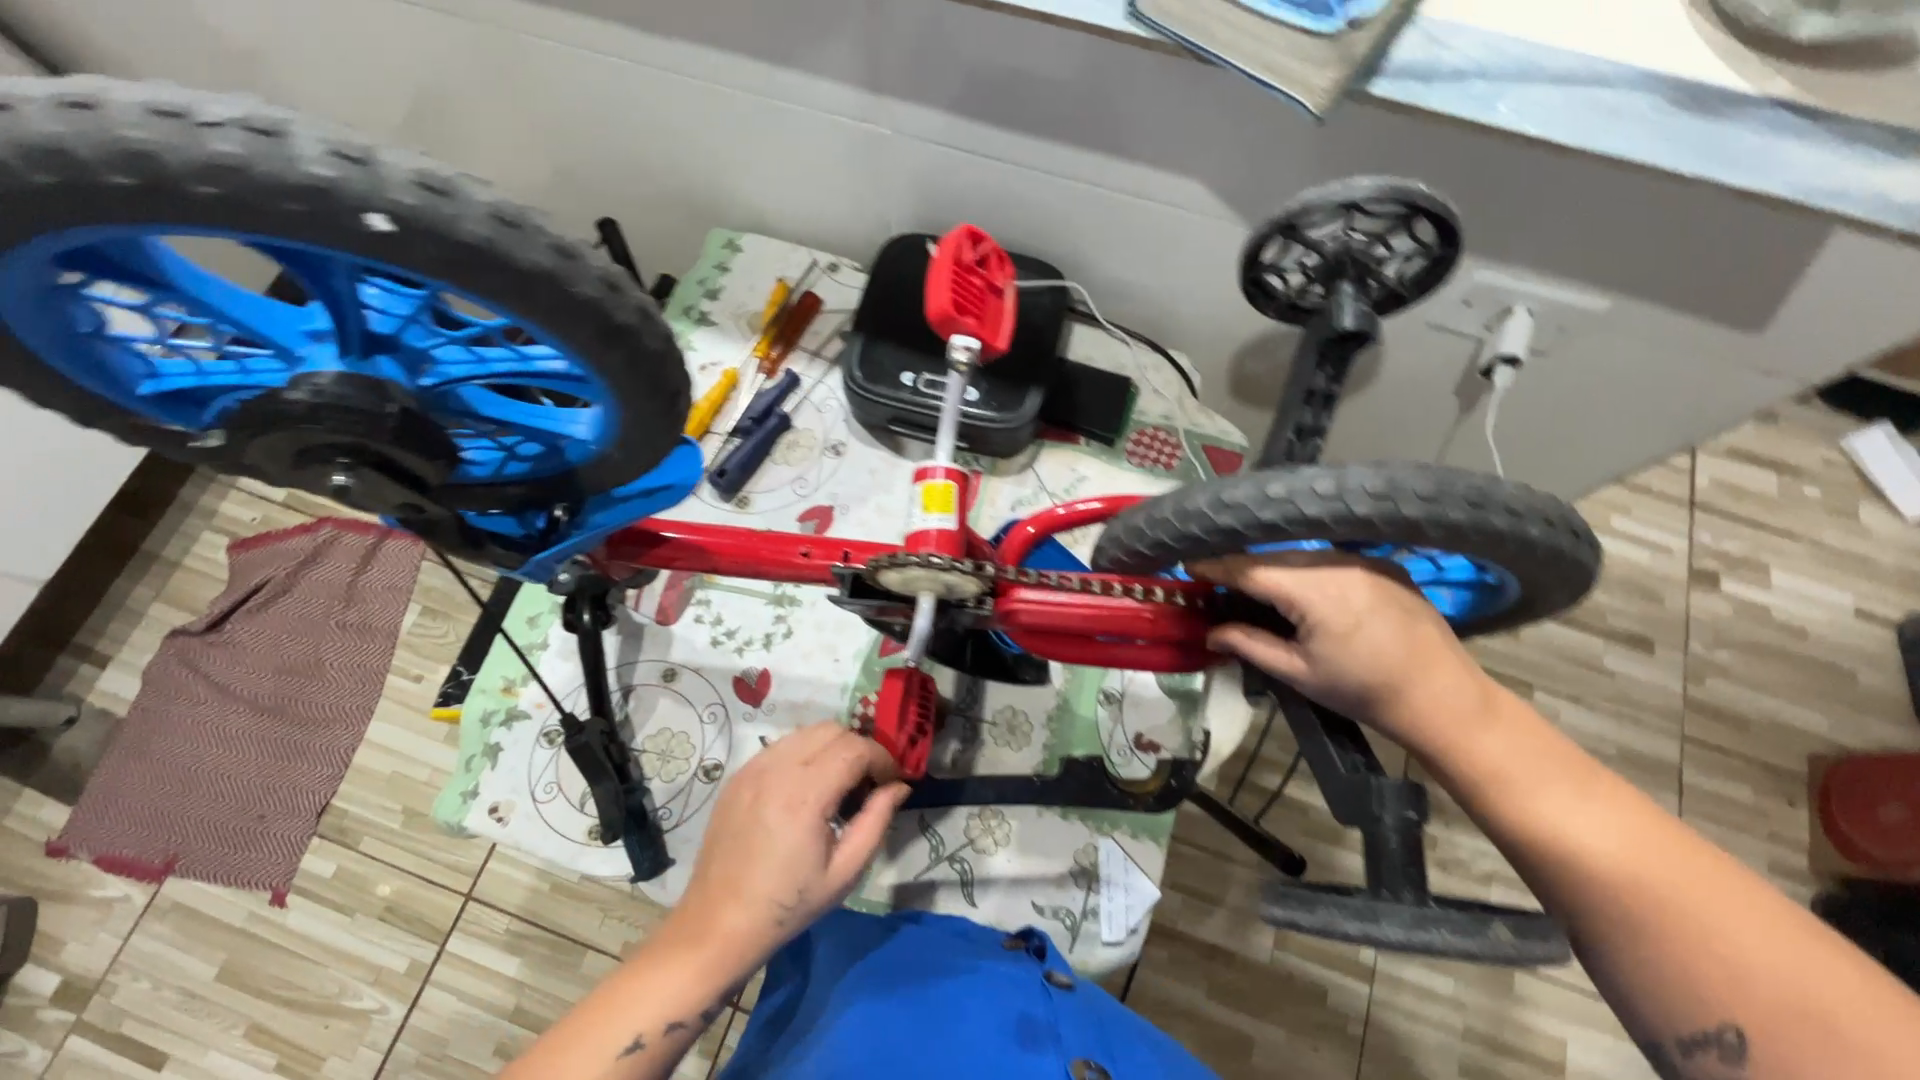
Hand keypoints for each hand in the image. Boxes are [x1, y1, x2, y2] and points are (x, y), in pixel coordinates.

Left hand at [672, 722, 909, 962]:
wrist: (720, 923)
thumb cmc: (789, 904)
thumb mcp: (845, 871)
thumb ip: (877, 821)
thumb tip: (899, 786)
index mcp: (804, 795)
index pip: (855, 748)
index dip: (882, 758)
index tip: (892, 781)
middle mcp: (776, 769)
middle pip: (831, 729)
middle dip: (859, 748)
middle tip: (868, 782)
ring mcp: (751, 768)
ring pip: (805, 732)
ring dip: (831, 747)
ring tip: (838, 784)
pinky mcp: (737, 776)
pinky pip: (781, 746)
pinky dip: (803, 754)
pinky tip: (806, 789)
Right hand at [1192, 553, 1497, 753]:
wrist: (1442, 697)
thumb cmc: (1364, 691)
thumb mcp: (1298, 673)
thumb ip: (1249, 645)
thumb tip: (1210, 632)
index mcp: (1313, 589)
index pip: (1249, 568)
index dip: (1214, 566)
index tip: (1186, 564)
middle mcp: (1337, 562)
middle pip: (1273, 556)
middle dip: (1241, 566)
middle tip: (1214, 582)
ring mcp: (1365, 559)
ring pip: (1302, 555)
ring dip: (1274, 567)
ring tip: (1253, 588)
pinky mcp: (1384, 564)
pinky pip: (1331, 559)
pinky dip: (1305, 569)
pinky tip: (1299, 592)